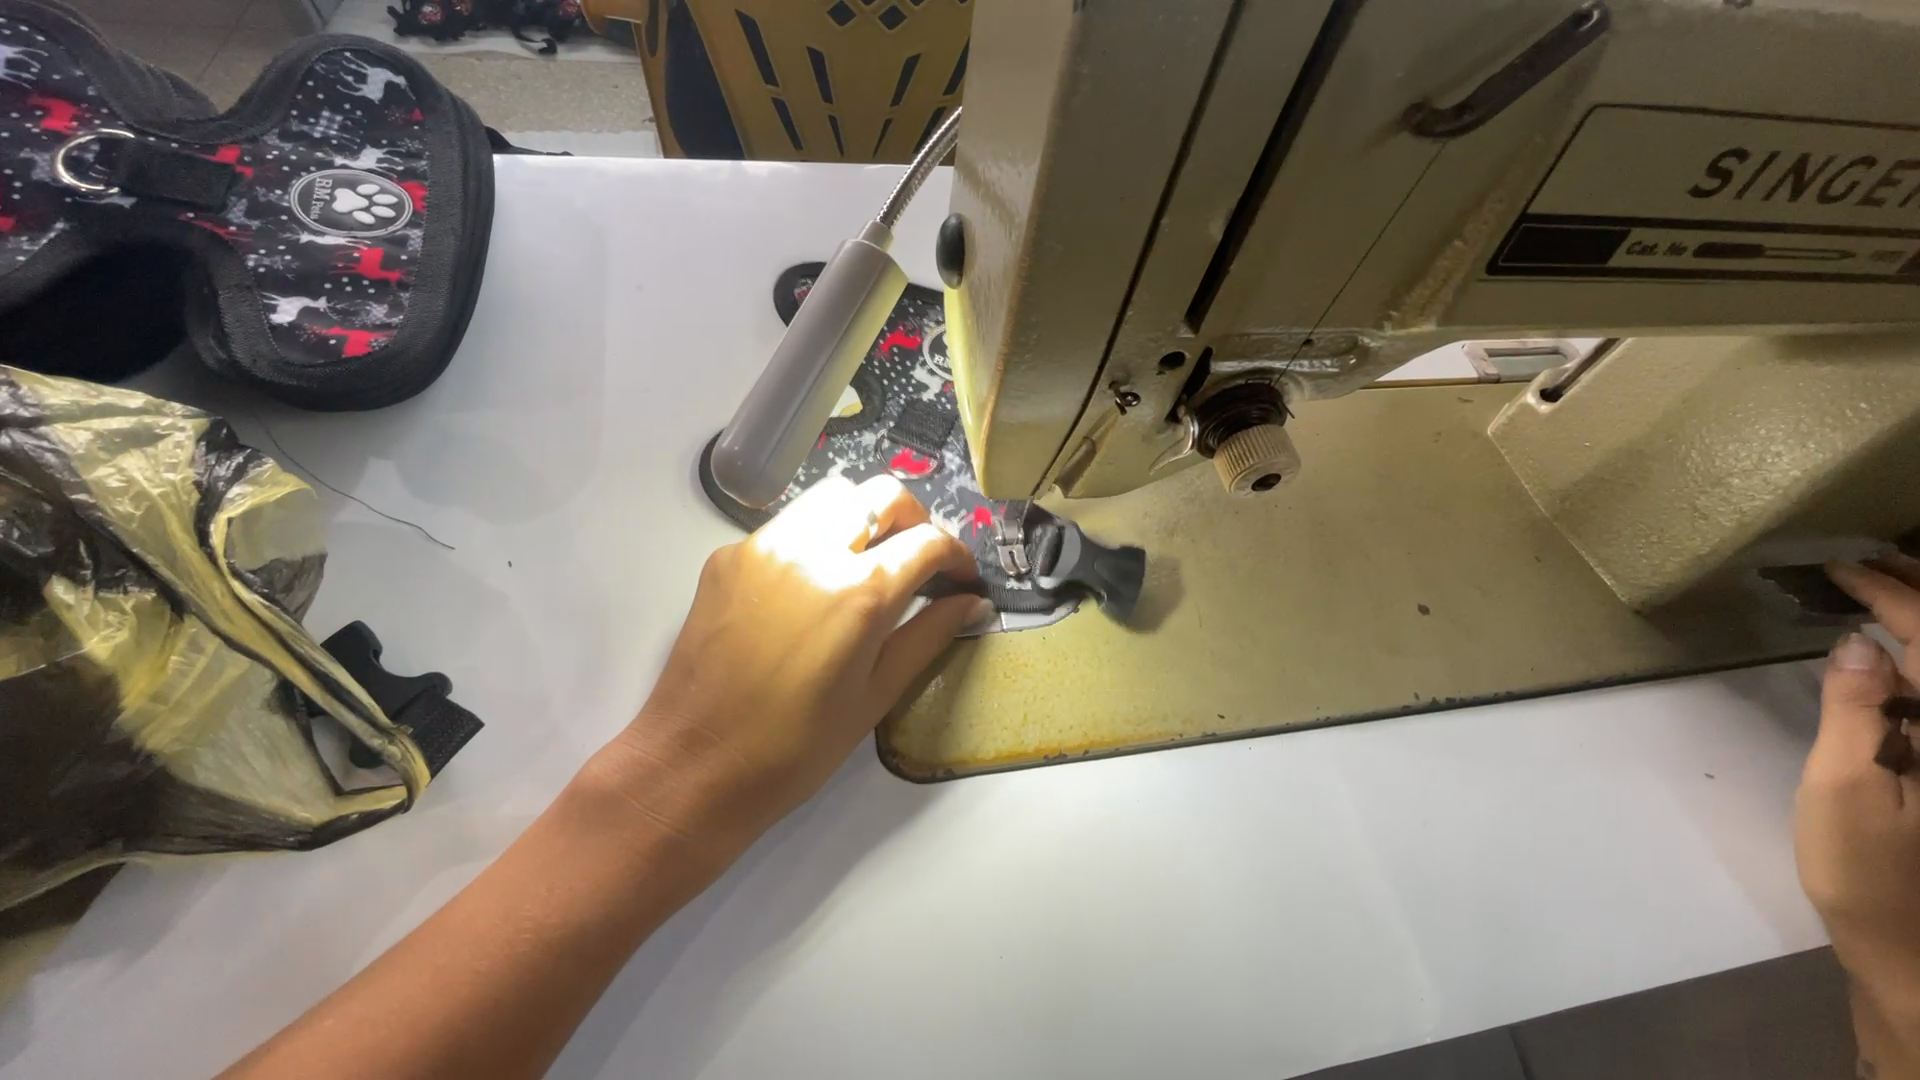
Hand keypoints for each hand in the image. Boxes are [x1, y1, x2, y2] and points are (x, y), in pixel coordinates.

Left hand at [598, 475, 985, 860]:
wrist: (696, 763)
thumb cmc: (797, 747)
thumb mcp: (876, 695)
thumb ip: (929, 636)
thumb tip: (972, 602)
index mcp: (859, 593)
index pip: (928, 542)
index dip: (957, 556)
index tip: (962, 579)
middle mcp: (813, 551)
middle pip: (882, 495)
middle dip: (914, 521)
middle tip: (919, 562)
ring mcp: (764, 547)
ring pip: (832, 498)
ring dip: (864, 518)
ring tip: (869, 563)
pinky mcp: (728, 556)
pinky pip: (788, 525)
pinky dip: (816, 538)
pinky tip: (814, 585)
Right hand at [1798, 558, 1919, 1072]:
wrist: (1904, 943)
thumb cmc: (1866, 868)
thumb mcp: (1844, 786)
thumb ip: (1857, 711)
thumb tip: (1862, 643)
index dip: (1895, 600)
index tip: (1844, 567)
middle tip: (1870, 561)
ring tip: (1882, 589)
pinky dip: (1914, 663)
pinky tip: (1887, 652)